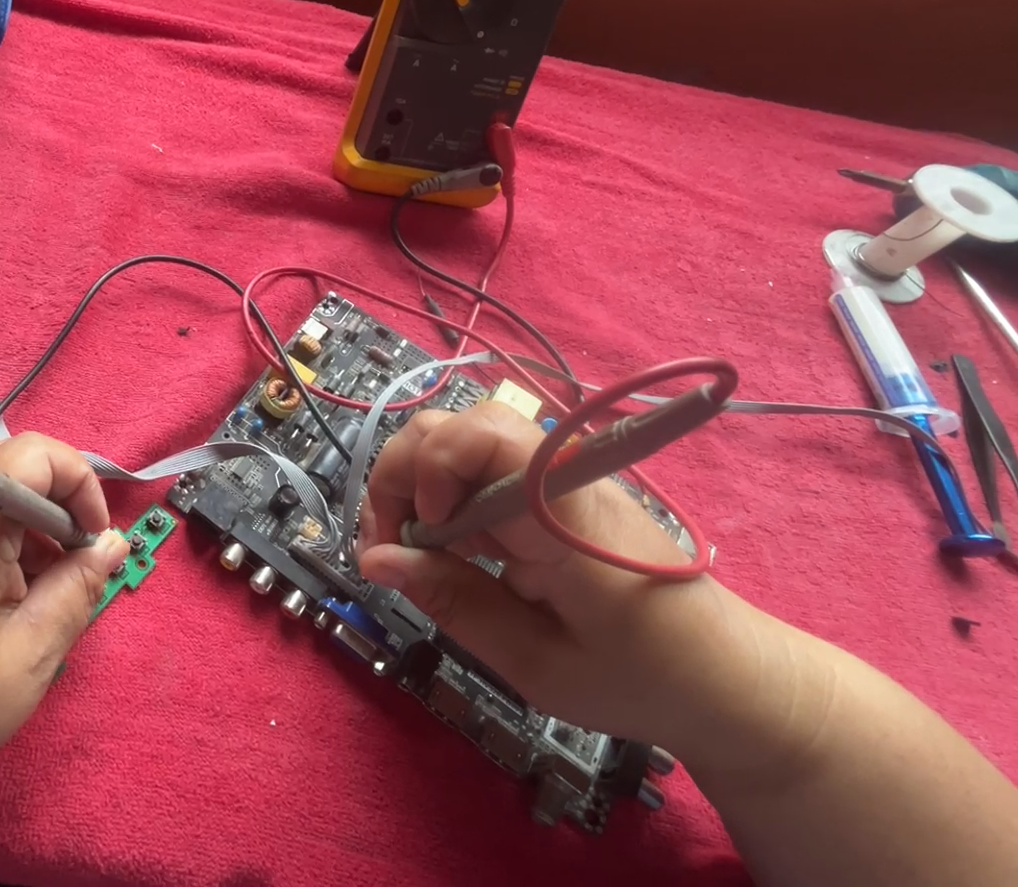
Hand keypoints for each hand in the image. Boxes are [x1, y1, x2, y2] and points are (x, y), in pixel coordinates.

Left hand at [0, 432, 128, 843]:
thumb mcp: (28, 657)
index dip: (78, 483)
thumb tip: (110, 543)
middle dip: (51, 508)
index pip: (34, 454)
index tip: (92, 540)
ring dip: (17, 528)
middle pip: (5, 466)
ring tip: (28, 597)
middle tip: (68, 569)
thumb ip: (77, 588)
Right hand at [355, 402, 815, 765]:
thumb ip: (455, 603)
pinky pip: (472, 465)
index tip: (418, 536)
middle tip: (392, 547)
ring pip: (454, 438)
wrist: (730, 676)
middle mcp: (553, 476)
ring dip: (413, 483)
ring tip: (414, 547)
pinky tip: (445, 546)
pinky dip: (437, 495)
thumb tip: (375, 560)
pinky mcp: (542, 489)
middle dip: (401, 476)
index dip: (430, 468)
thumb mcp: (537, 664)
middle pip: (453, 426)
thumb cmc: (642, 679)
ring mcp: (549, 477)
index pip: (484, 436)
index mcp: (563, 514)